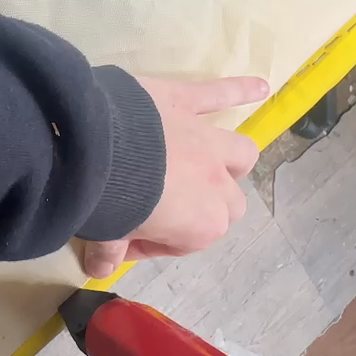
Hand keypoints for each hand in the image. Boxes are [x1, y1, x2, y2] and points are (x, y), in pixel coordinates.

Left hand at [81, 75, 267, 277]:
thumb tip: (99, 269)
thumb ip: (108, 253)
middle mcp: (215, 183)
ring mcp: (204, 138)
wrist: (95, 148)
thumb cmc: (108, 201)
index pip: (186, 240)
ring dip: (228, 161)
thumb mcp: (106, 235)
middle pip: (225, 202)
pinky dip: (240, 90)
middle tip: (163, 205)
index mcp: (202, 225)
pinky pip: (220, 93)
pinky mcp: (184, 101)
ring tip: (215, 162)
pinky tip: (260, 86)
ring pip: (239, 153)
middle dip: (202, 207)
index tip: (125, 237)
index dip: (155, 241)